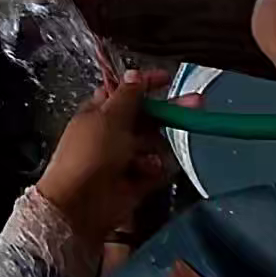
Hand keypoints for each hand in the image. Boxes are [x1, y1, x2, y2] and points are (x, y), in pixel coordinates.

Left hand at [36, 70, 195, 243]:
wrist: (80, 204)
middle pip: (146, 117)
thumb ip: (127, 96)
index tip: (168, 78)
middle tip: (195, 105)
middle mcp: (112, 132)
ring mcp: (123, 158)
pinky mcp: (134, 181)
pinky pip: (155, 170)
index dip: (145, 83)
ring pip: (155, 144)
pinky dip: (154, 171)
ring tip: (146, 158)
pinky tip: (148, 173)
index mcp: (99, 112)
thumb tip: (134, 72)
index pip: (126, 92)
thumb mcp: (109, 118)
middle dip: (167, 113)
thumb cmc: (91, 154)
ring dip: (155, 149)